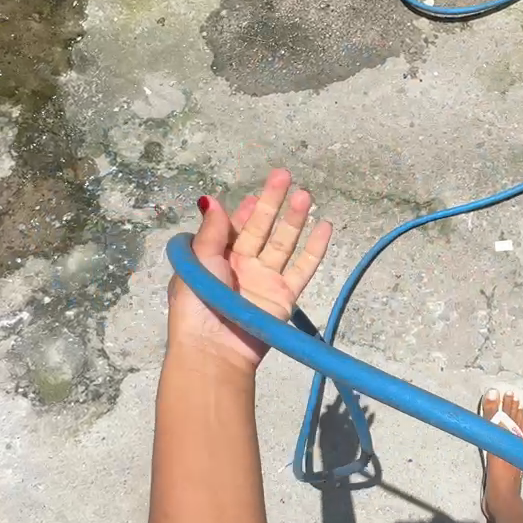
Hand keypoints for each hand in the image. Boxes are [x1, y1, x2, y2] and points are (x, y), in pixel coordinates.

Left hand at [168, 169, 332, 377]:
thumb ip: (211, 231)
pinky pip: (303, 268)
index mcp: (217, 257)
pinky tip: (325, 227)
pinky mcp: (285, 295)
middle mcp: (244, 265)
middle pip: (263, 228)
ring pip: (284, 242)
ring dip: (295, 219)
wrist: (214, 346)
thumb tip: (211, 198)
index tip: (258, 193)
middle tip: (285, 175)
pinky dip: (315, 248)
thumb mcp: (197, 262)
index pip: (236, 226)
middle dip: (273, 202)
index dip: (248, 209)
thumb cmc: (197, 302)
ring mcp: (266, 279)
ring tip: (306, 195)